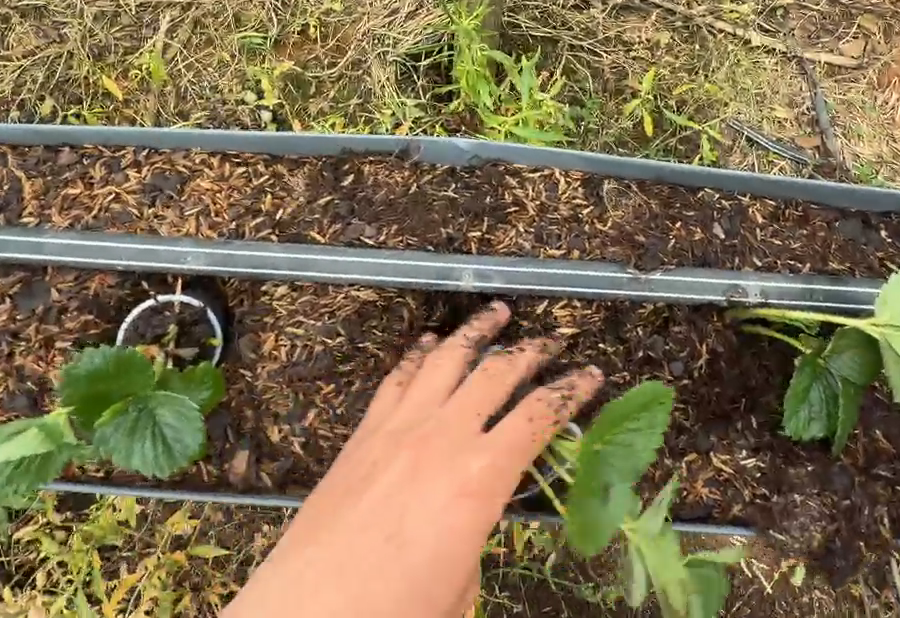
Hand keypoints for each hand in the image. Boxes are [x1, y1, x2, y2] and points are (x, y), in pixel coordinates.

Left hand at [223, 302, 601, 617]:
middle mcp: (444, 437)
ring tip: (497, 312)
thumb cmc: (394, 611)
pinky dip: (420, 352)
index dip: (570, 392)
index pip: (538, 417)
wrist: (309, 612)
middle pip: (497, 373)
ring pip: (447, 358)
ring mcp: (401, 426)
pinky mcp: (366, 430)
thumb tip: (473, 510)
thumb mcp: (461, 584)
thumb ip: (475, 530)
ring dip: (477, 330)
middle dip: (532, 350)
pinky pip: (399, 377)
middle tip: (554, 339)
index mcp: (480, 478)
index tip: (590, 375)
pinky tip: (431, 340)